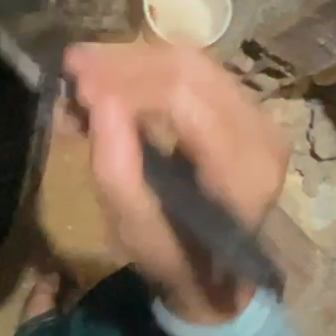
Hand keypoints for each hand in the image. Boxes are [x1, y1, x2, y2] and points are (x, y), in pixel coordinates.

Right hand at [64, 43, 289, 323]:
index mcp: (242, 169)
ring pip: (193, 62)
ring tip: (86, 71)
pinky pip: (197, 73)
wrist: (216, 275)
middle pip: (190, 69)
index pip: (182, 98)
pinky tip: (114, 78)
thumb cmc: (173, 259)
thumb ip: (117, 169)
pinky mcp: (247, 111)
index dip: (125, 80)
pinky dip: (150, 70)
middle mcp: (262, 134)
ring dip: (134, 61)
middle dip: (124, 62)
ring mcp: (261, 118)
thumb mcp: (134, 230)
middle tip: (73, 66)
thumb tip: (97, 101)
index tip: (76, 81)